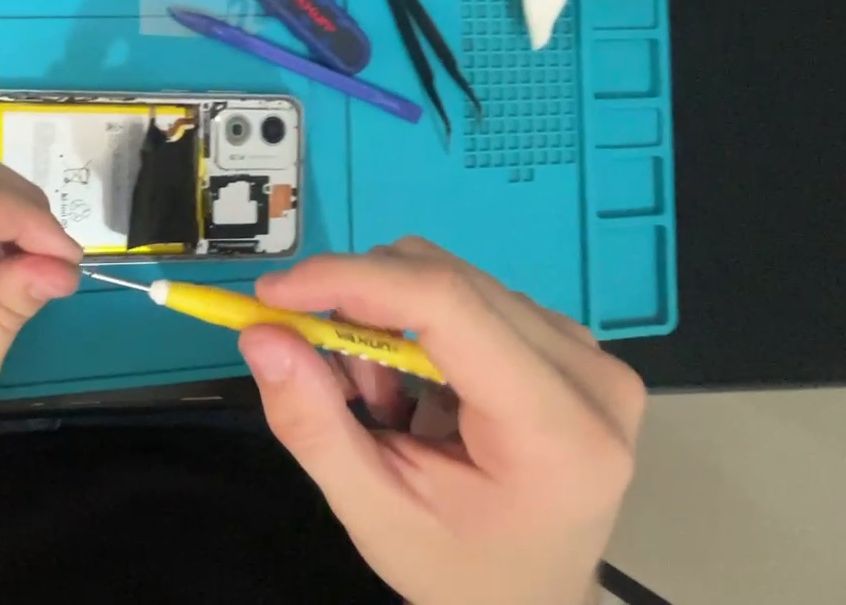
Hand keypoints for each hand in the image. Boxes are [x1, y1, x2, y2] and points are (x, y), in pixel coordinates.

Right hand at [238, 237, 645, 604]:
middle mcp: (586, 372)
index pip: (445, 303)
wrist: (532, 604)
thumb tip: (259, 334)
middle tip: (323, 366)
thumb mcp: (372, 512)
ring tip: (379, 395)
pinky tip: (412, 383)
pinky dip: (408, 321)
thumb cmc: (458, 569)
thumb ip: (312, 424)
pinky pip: (460, 290)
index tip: (272, 293)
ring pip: (443, 275)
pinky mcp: (563, 340)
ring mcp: (582, 351)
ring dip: (382, 317)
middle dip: (357, 307)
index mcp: (555, 430)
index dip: (349, 279)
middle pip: (439, 277)